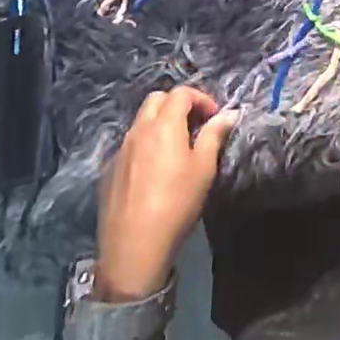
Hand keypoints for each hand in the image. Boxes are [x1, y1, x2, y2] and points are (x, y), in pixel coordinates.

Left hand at [96, 86, 238, 301]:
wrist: (133, 246)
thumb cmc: (177, 203)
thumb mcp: (204, 168)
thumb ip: (215, 135)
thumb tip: (229, 113)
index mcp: (163, 125)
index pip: (180, 93)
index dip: (201, 98)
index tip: (215, 116)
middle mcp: (138, 130)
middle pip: (156, 99)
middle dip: (178, 104)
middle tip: (196, 125)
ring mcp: (120, 150)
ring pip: (140, 122)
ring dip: (160, 123)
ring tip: (177, 148)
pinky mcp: (109, 170)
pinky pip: (129, 145)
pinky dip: (146, 145)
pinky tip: (154, 172)